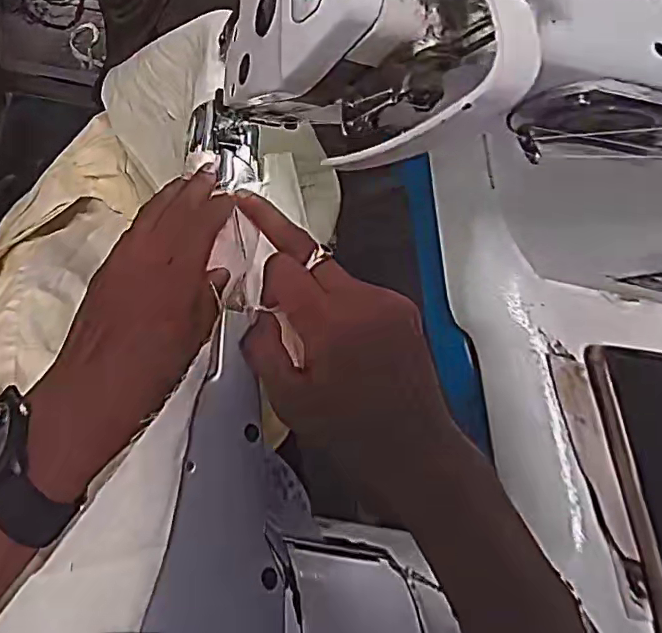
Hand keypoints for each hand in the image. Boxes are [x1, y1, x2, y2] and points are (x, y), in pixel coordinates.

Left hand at [27, 168, 233, 502]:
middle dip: (193, 188)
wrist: (87, 395)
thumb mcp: (191, 343)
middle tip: (208, 172)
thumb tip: (218, 277)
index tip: (227, 199)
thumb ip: (207, 301)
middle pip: (173, 211)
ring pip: (149, 215)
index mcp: (174, 277)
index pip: (200, 227)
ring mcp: (122, 263)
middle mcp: (146, 262)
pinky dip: (149, 214)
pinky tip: (155, 215)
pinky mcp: (105, 271)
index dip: (217, 208)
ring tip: (185, 183)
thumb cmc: (141, 379)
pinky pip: (132, 230)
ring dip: (170, 195)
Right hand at [235, 194, 461, 499]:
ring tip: (307, 324)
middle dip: (281, 245)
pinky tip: (336, 335)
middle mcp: (362, 303)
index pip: (285, 266)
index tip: (247, 245)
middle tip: (255, 210)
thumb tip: (256, 315)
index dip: (263, 272)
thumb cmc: (356, 435)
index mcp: (330, 324)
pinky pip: (356, 288)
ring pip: (331, 270)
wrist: (415, 451)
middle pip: (309, 252)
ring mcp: (385, 302)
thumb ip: (262, 345)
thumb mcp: (288, 399)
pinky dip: (338, 299)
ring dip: (312, 285)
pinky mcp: (400, 307)